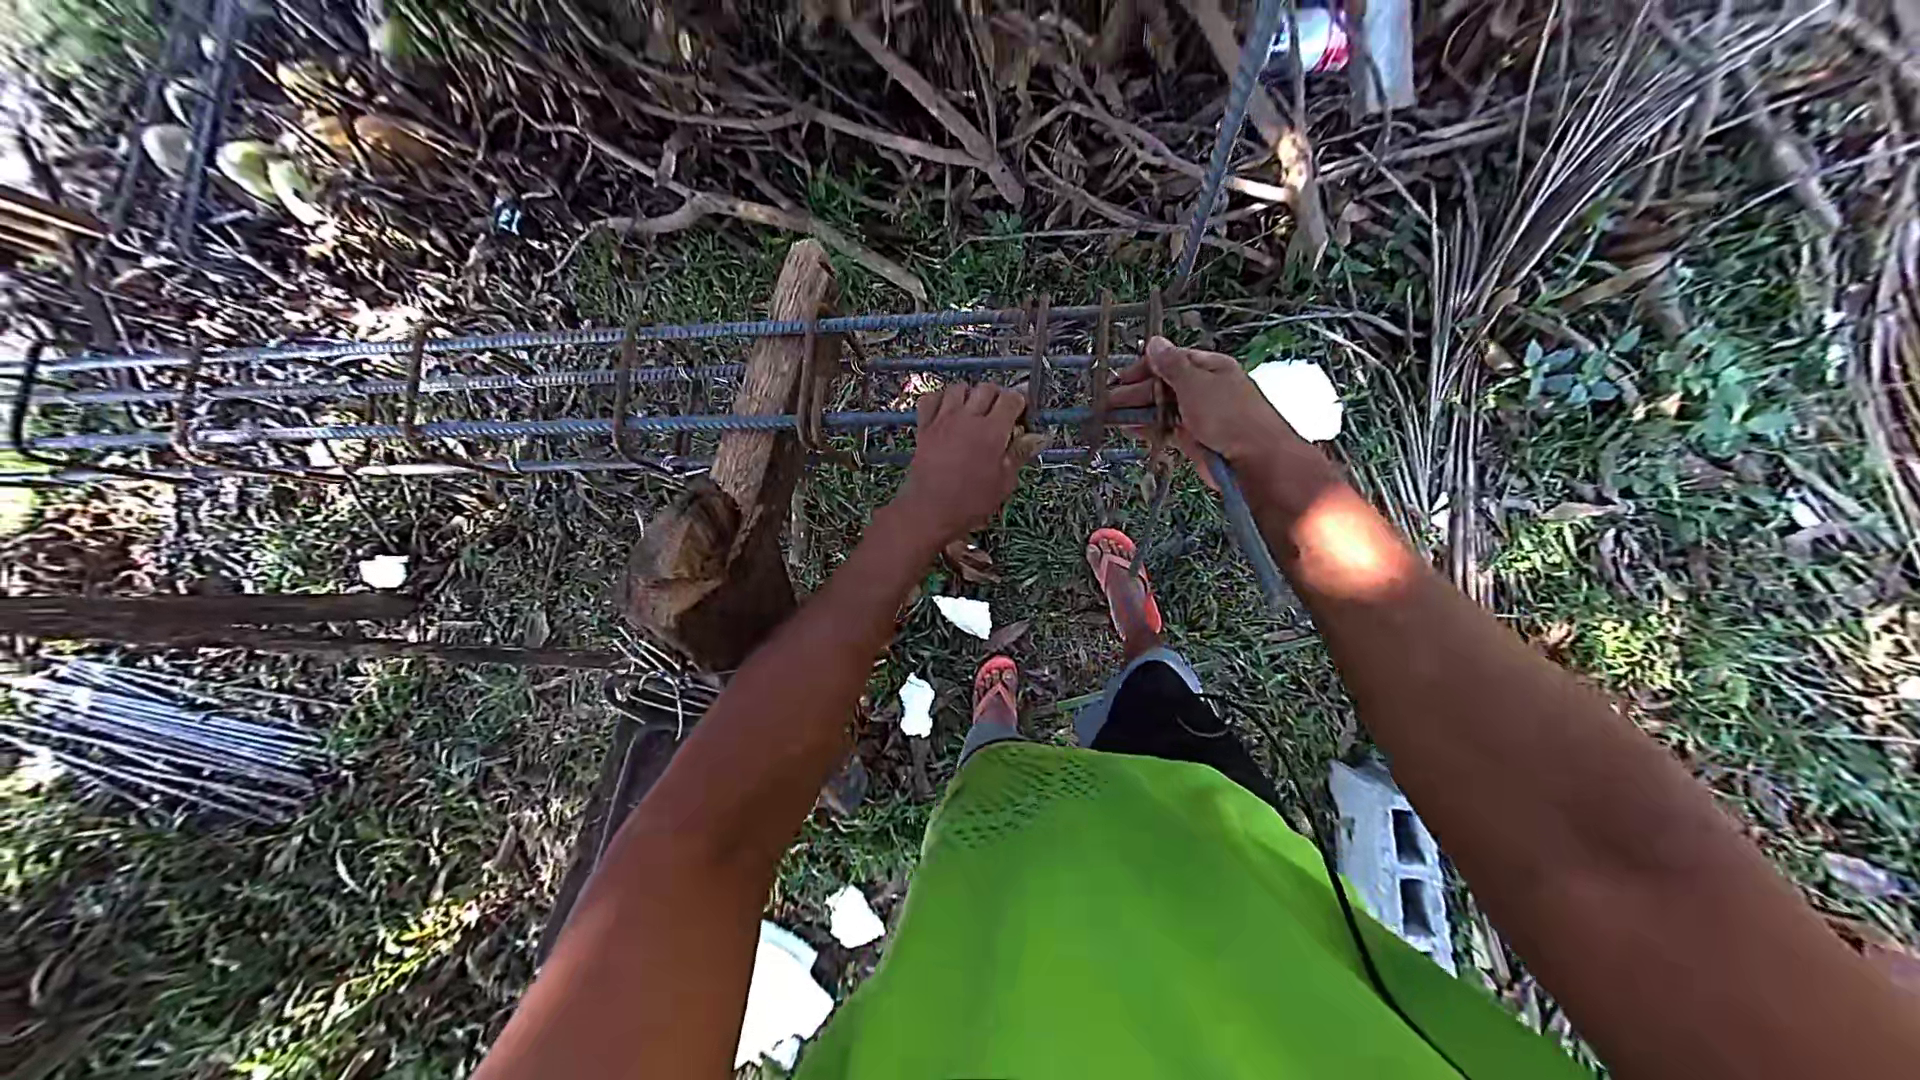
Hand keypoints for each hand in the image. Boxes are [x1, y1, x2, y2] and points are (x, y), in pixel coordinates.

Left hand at [891, 382, 1030, 545]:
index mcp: (992, 431)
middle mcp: (967, 418)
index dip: (1019, 404)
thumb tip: (1038, 437)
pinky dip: (940, 400)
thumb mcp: (1004, 482)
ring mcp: (943, 420)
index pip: (1011, 399)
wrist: (930, 511)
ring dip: (969, 395)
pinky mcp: (924, 427)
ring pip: (959, 388)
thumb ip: (1019, 454)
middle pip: (987, 388)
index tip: (1019, 418)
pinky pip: (930, 399)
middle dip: (997, 397)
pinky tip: (946, 412)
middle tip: (999, 416)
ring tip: (973, 412)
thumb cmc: (972, 502)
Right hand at [1109, 336, 1332, 496]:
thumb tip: (1155, 342)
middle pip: (1162, 385)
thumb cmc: (1230, 417)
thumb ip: (1171, 365)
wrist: (1255, 461)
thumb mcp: (1196, 383)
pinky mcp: (1193, 438)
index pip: (1170, 360)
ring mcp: (1198, 415)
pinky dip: (1147, 428)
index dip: (1143, 368)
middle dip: (1134, 392)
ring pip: (1161, 408)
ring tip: (1111, 417)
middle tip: (1108, 402)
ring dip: (1137, 411)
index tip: (1120, 379)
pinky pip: (1165, 429)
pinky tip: (1129, 428)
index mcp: (1209, 367)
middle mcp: (1204, 389)